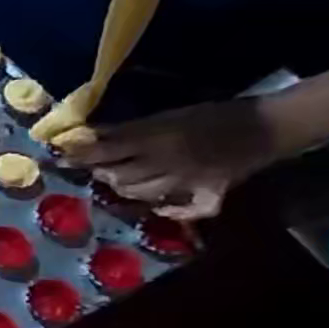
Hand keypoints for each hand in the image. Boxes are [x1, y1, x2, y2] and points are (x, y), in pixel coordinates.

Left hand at [58, 98, 279, 219]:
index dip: (78, 157)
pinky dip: (172, 212)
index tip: (59, 159)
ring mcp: (191, 182)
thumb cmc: (209, 115)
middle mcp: (167, 164)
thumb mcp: (161, 116)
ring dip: (126, 189)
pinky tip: (160, 208)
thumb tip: (84, 134)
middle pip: (119, 177)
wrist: (269, 124)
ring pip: (143, 194)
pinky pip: (189, 211)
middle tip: (96, 169)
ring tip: (121, 181)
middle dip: (101, 174)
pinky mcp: (215, 193)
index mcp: (153, 140)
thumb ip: (123, 128)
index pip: (103, 151)